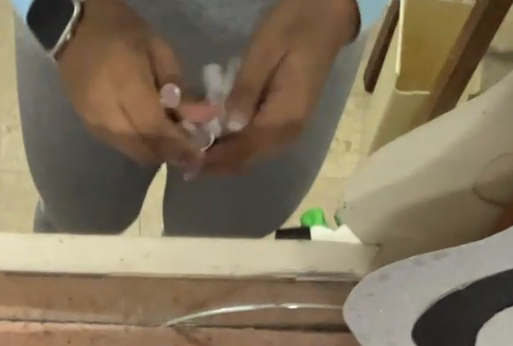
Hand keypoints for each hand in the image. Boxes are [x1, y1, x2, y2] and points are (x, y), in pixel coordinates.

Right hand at [56, 0, 203, 168]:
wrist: (71, 28)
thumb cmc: (119, 30)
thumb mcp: (156, 47)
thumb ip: (177, 86)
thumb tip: (200, 116)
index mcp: (127, 85)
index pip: (157, 129)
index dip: (179, 146)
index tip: (198, 154)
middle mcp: (109, 112)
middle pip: (145, 149)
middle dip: (169, 153)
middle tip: (187, 150)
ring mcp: (96, 123)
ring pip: (133, 152)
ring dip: (154, 151)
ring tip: (170, 141)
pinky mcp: (89, 127)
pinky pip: (120, 147)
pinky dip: (139, 145)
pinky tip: (148, 133)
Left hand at [203, 0, 359, 174]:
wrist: (327, 17)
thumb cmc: (294, 27)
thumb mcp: (264, 51)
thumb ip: (246, 90)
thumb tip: (228, 126)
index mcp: (284, 119)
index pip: (244, 150)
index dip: (215, 158)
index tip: (189, 160)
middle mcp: (287, 135)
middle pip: (246, 160)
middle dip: (216, 163)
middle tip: (185, 159)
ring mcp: (288, 132)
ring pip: (250, 156)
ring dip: (223, 157)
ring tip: (195, 151)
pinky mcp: (285, 124)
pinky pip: (256, 145)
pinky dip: (234, 147)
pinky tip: (215, 139)